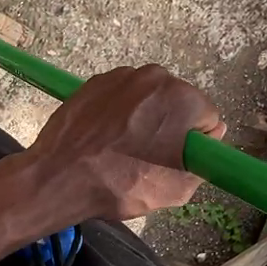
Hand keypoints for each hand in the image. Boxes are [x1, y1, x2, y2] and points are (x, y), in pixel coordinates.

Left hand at [21, 64, 225, 220]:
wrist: (59, 176)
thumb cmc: (120, 184)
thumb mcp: (177, 190)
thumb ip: (204, 164)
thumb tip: (205, 145)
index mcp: (183, 99)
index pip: (207, 118)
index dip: (195, 142)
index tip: (176, 158)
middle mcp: (156, 77)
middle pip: (177, 102)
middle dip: (169, 125)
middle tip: (148, 155)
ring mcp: (122, 76)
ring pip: (147, 97)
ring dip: (143, 116)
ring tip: (122, 147)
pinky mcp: (95, 81)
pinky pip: (120, 96)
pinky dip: (118, 111)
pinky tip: (105, 136)